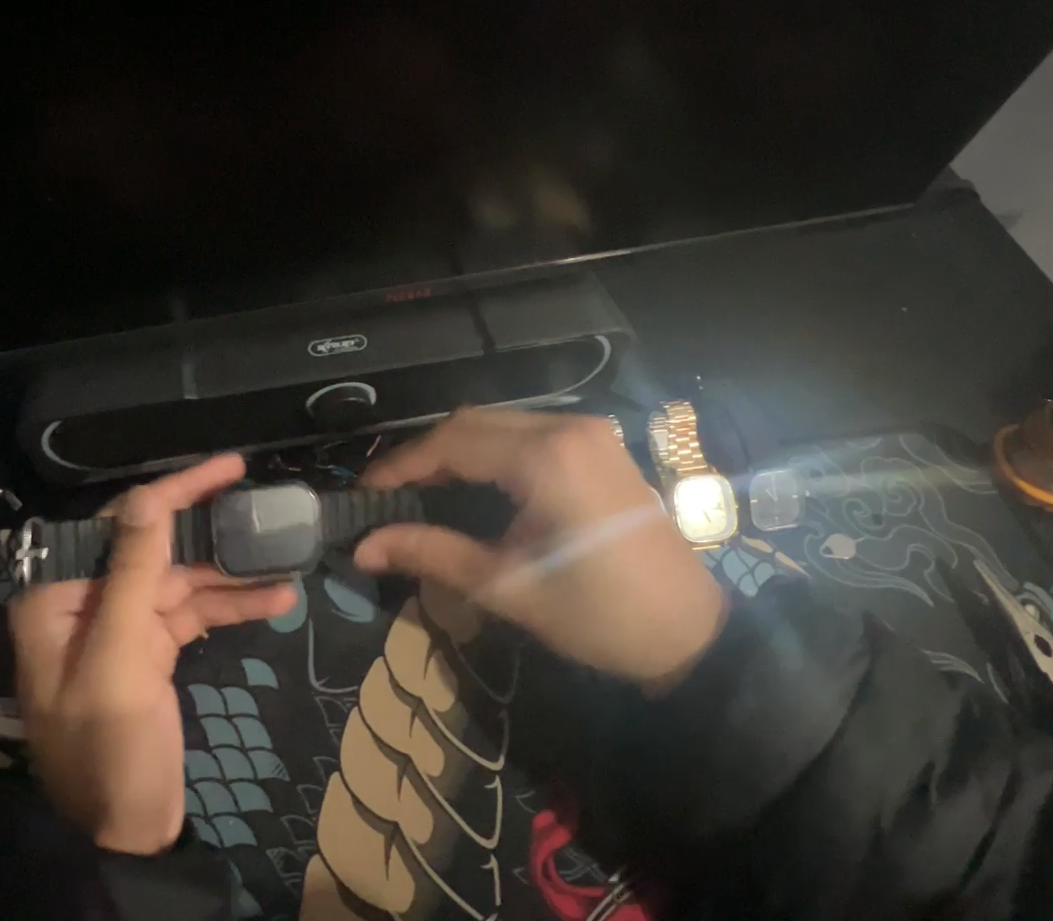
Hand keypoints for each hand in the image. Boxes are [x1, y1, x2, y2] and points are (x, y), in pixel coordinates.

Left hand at [10, 454, 300, 854]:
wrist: (124, 833)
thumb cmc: (109, 752)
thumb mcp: (119, 662)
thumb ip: (132, 576)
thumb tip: (147, 498)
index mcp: (60, 598)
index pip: (122, 525)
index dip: (178, 491)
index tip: (231, 467)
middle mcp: (87, 602)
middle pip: (157, 546)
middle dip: (213, 531)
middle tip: (266, 507)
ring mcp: (122, 626)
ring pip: (183, 579)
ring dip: (234, 573)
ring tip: (287, 557)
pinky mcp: (151, 649)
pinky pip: (195, 613)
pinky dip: (232, 606)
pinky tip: (278, 599)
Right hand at [356, 408, 727, 687]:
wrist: (690, 632)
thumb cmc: (598, 615)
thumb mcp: (506, 586)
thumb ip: (431, 553)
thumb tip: (363, 547)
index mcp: (545, 456)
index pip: (451, 441)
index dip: (400, 465)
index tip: (362, 495)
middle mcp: (567, 427)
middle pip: (472, 422)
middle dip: (424, 455)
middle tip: (387, 495)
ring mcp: (589, 431)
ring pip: (499, 422)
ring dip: (456, 450)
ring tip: (420, 490)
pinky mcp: (600, 444)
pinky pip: (528, 432)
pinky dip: (490, 451)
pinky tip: (471, 484)